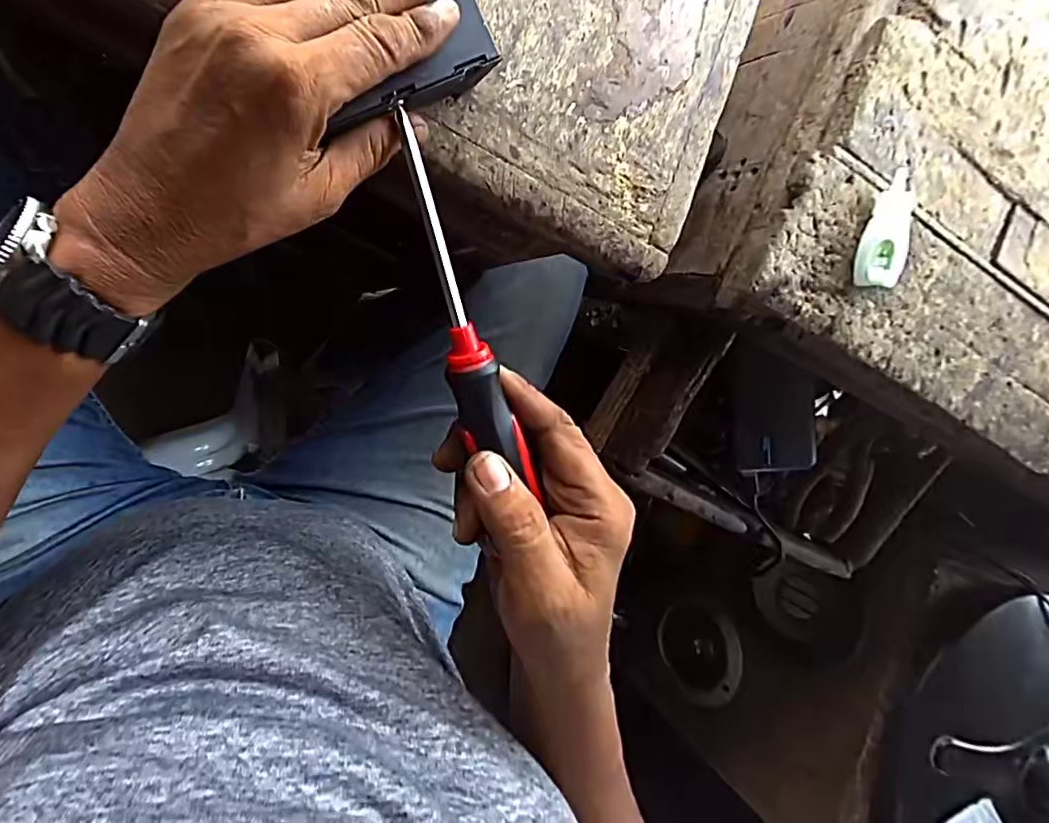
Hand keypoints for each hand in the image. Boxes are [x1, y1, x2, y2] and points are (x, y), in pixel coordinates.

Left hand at [50, 0, 459, 314]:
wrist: (145, 209)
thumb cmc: (230, 213)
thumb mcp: (318, 195)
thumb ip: (369, 149)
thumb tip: (408, 121)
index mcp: (299, 88)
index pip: (378, 44)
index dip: (418, 28)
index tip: (445, 12)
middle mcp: (263, 38)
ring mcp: (224, 17)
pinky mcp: (194, 12)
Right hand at [434, 370, 635, 691]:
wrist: (556, 673)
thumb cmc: (560, 638)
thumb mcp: (537, 581)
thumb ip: (512, 518)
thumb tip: (484, 460)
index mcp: (599, 503)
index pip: (560, 431)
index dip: (522, 397)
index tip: (486, 374)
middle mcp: (581, 492)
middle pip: (527, 436)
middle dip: (484, 444)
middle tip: (450, 459)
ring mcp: (557, 499)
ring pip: (505, 456)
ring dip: (475, 480)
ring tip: (469, 525)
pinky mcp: (534, 509)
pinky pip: (497, 480)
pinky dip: (475, 497)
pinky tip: (475, 530)